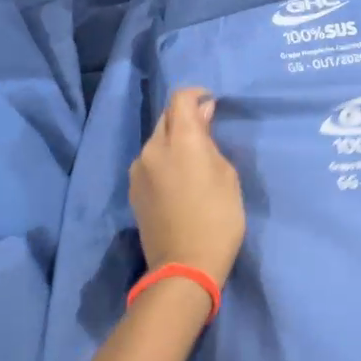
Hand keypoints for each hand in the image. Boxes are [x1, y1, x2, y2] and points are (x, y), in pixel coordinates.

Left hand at [130, 88, 244, 285]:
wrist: (185, 266)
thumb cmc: (219, 218)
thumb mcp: (227, 175)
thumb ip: (210, 141)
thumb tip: (202, 116)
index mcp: (181, 140)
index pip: (180, 99)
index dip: (196, 95)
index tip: (211, 104)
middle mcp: (153, 148)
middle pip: (166, 117)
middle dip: (185, 118)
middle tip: (207, 133)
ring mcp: (138, 169)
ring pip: (157, 140)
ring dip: (173, 140)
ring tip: (193, 161)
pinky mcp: (133, 189)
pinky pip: (150, 161)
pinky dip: (164, 160)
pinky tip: (179, 180)